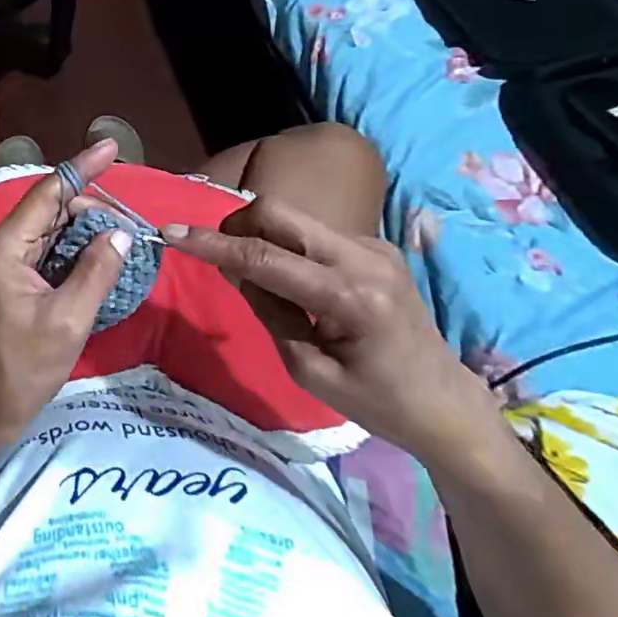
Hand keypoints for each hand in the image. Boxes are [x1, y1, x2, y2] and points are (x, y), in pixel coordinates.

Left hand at [0, 140, 130, 446]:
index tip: (111, 147)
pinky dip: (78, 246)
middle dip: (91, 207)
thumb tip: (121, 232)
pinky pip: (51, 247)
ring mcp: (7, 258)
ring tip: (121, 235)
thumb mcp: (70, 319)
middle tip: (127, 224)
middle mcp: (2, 243)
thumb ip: (97, 271)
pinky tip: (103, 250)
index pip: (47, 193)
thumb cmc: (26, 364)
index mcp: (5, 246)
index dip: (81, 168)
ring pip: (53, 226)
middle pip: (52, 207)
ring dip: (87, 227)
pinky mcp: (16, 274)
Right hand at [163, 198, 505, 469]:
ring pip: (293, 219)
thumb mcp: (307, 368)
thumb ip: (268, 309)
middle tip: (219, 256)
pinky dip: (285, 247)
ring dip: (261, 238)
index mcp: (350, 297)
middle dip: (237, 226)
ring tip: (261, 281)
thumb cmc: (376, 401)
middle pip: (279, 213)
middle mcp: (364, 257)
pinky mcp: (374, 245)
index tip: (172, 232)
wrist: (445, 403)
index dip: (212, 244)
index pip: (264, 257)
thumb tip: (234, 267)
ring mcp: (373, 246)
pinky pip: (311, 233)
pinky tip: (293, 283)